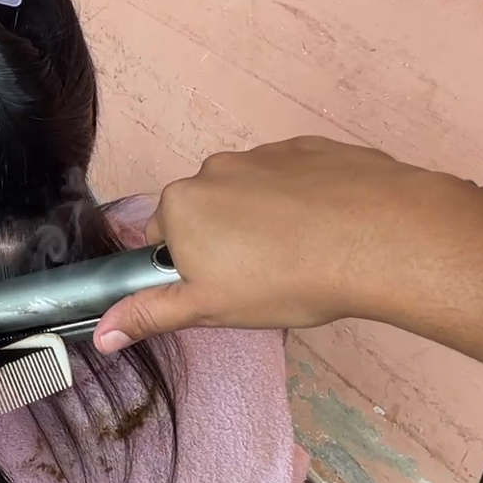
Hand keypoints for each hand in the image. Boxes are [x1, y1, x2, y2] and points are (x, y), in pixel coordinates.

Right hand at [96, 136, 478, 350]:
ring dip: (263, 219)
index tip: (223, 286)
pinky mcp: (311, 147)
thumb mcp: (210, 308)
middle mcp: (214, 168)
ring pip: (249, 194)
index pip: (163, 238)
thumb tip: (100, 335)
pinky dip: (303, 199)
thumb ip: (150, 314)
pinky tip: (329, 227)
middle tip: (262, 276)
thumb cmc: (285, 278)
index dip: (189, 268)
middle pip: (205, 212)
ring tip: (303, 253)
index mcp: (181, 204)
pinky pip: (293, 177)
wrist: (381, 238)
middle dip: (224, 241)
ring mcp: (264, 153)